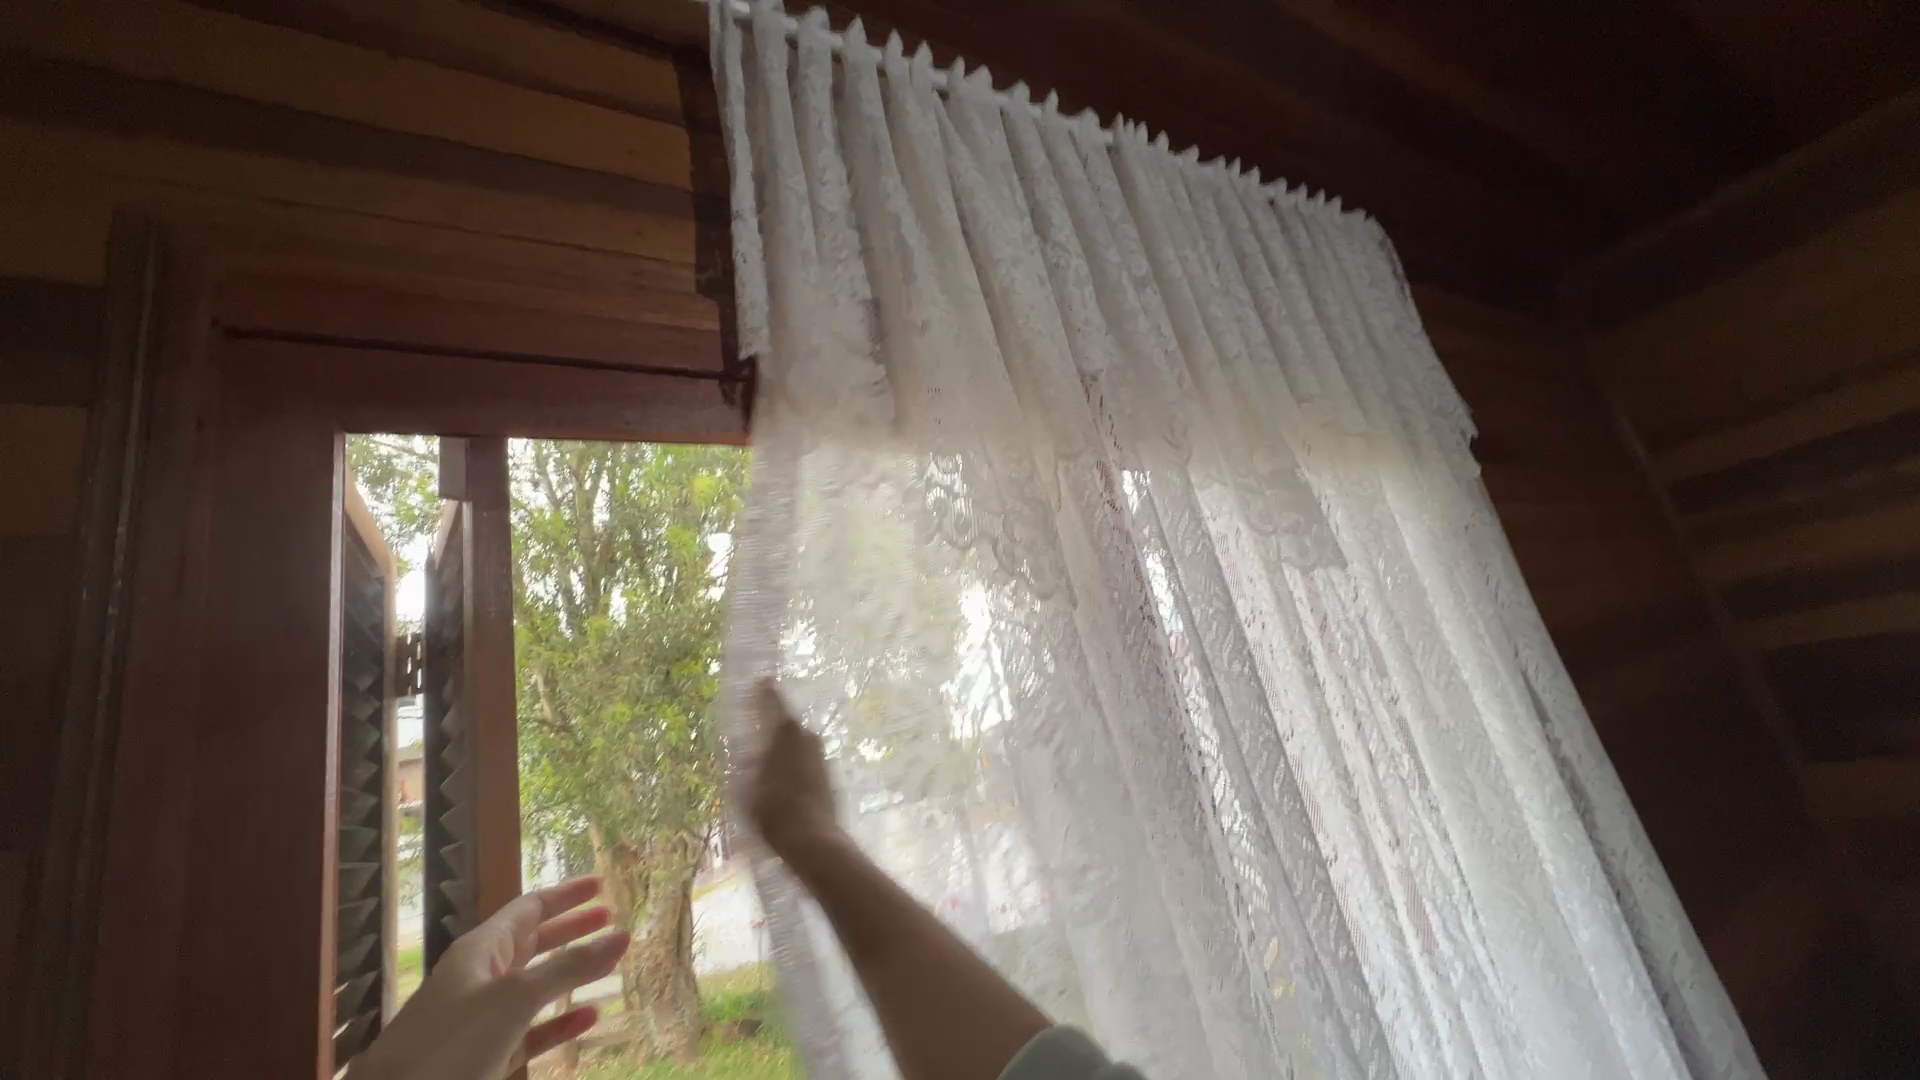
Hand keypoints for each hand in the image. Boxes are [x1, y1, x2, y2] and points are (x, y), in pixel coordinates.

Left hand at [346, 876, 629, 1079]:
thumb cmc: (450, 1045)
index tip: (601, 884)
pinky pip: (530, 1031)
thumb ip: (570, 967)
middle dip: (571, 929)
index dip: (565, 894)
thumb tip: (622, 934)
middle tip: (610, 918)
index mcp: (481, 950)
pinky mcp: (482, 1060)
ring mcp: (479, 1021)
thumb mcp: (515, 998)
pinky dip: (560, 1021)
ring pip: (535, 987)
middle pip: (533, 943)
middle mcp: (480, 978)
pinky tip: (588, 1017)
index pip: (530, 908)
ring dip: (571, 975)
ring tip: (609, 965)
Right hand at [747, 678, 841, 856]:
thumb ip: (746, 762)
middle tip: (755, 729)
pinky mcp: (829, 773)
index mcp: (786, 732)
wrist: (811, 839)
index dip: (765, 692)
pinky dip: (793, 764)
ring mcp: (822, 755)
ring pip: (797, 744)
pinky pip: (805, 760)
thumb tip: (747, 751)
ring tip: (764, 761)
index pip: (773, 702)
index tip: (761, 680)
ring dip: (783, 748)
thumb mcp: (746, 786)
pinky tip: (781, 781)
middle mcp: (808, 736)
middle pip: (786, 724)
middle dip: (771, 726)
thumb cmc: (772, 810)